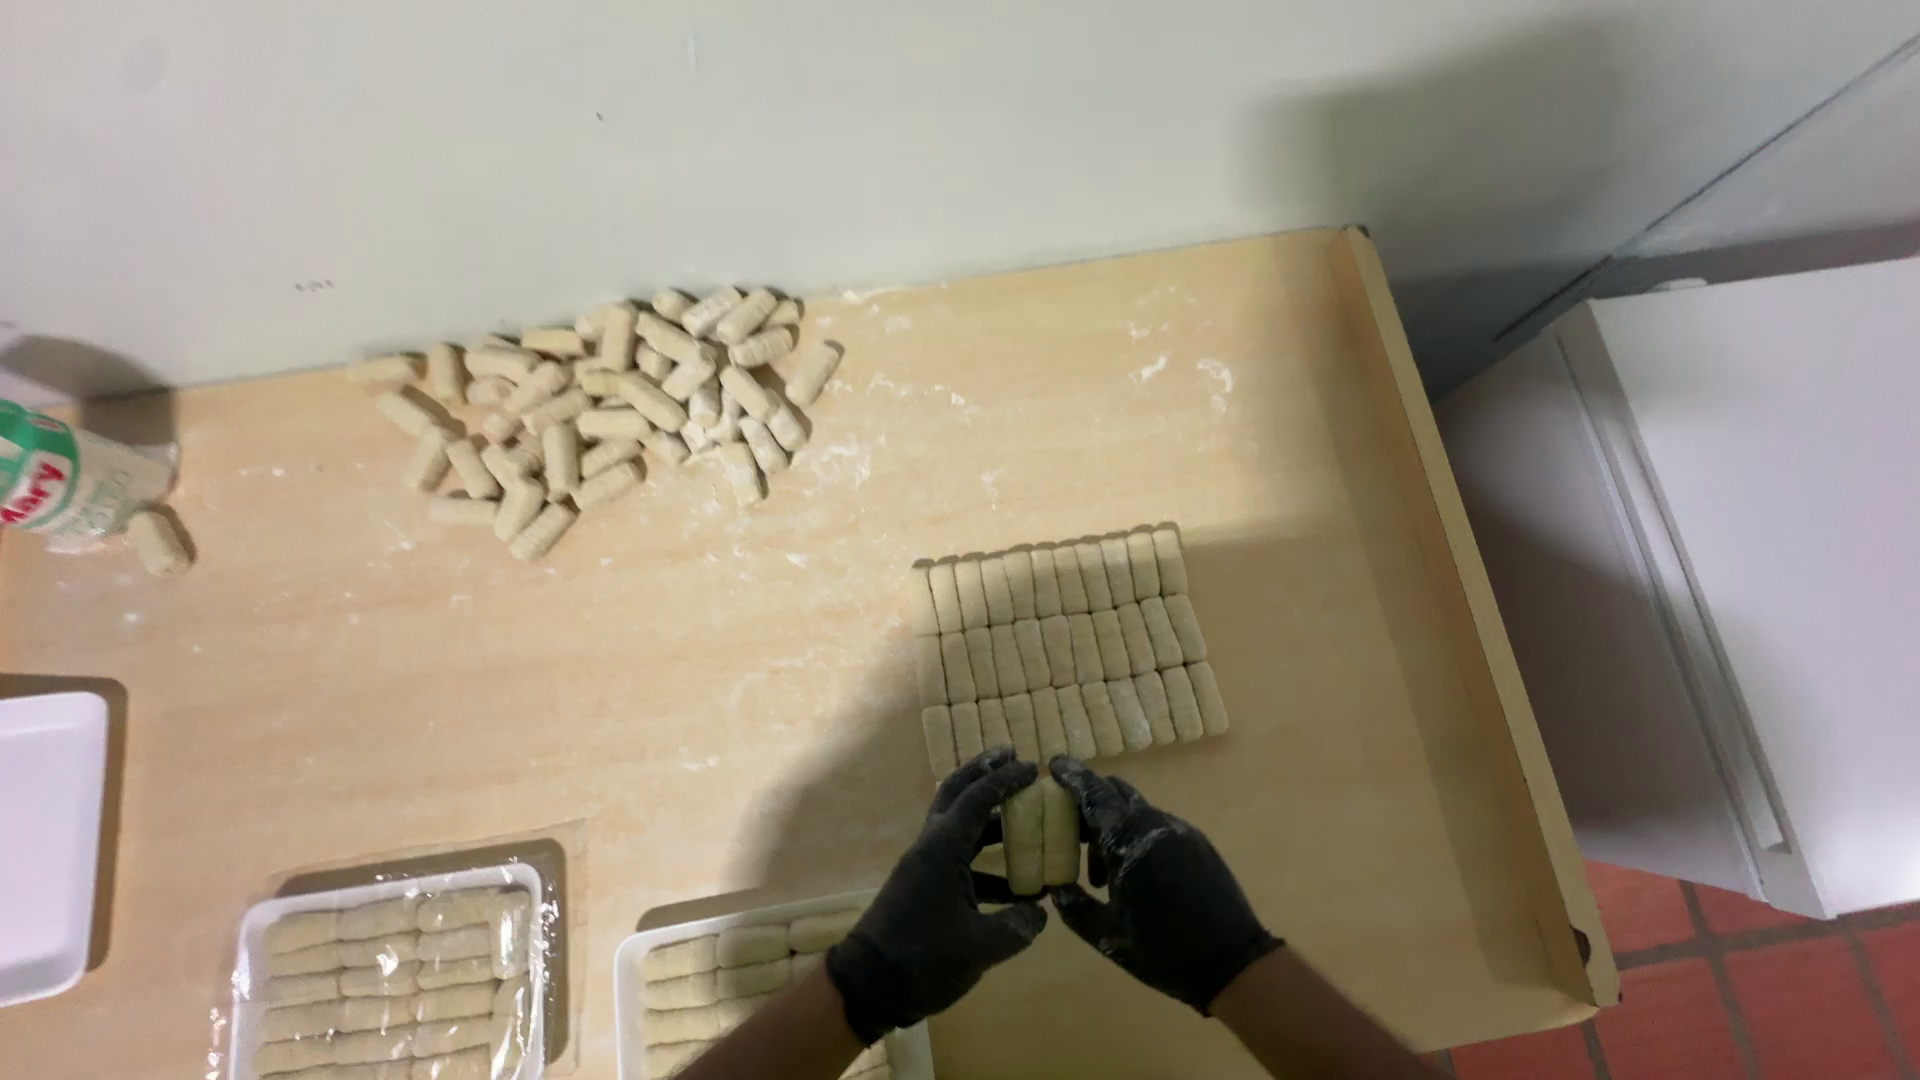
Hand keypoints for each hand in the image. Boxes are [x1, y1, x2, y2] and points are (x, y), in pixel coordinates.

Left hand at [825, 747, 1048, 1043]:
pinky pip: (960, 860)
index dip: (1005, 780)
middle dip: (983, 773)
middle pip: (956, 793)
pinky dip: (987, 863)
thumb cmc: (922, 957)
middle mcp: (932, 845)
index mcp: (942, 847)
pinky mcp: (924, 887)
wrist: (870, 985)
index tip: (1031, 767)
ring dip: (989, 819)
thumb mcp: (979, 946)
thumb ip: (1016, 926)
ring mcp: (925, 865)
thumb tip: (1040, 913)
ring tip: (1024, 818)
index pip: (977, 798)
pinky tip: (1016, 887)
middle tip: (1012, 758)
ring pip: (959, 826)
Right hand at [1048, 757, 1281, 1013]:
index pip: (1094, 795)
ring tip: (1100, 874)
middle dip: (1089, 801)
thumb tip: (1057, 888)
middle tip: (1070, 828)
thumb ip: (1076, 907)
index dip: (1072, 777)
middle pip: (1115, 793)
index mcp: (1129, 843)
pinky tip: (1133, 874)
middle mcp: (1154, 825)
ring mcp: (1179, 830)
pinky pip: (1156, 824)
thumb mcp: (1108, 937)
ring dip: (1112, 825)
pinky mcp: (1196, 841)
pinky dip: (1135, 835)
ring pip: (1135, 810)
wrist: (1234, 963)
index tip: (1053, 765)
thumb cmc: (1165, 952)